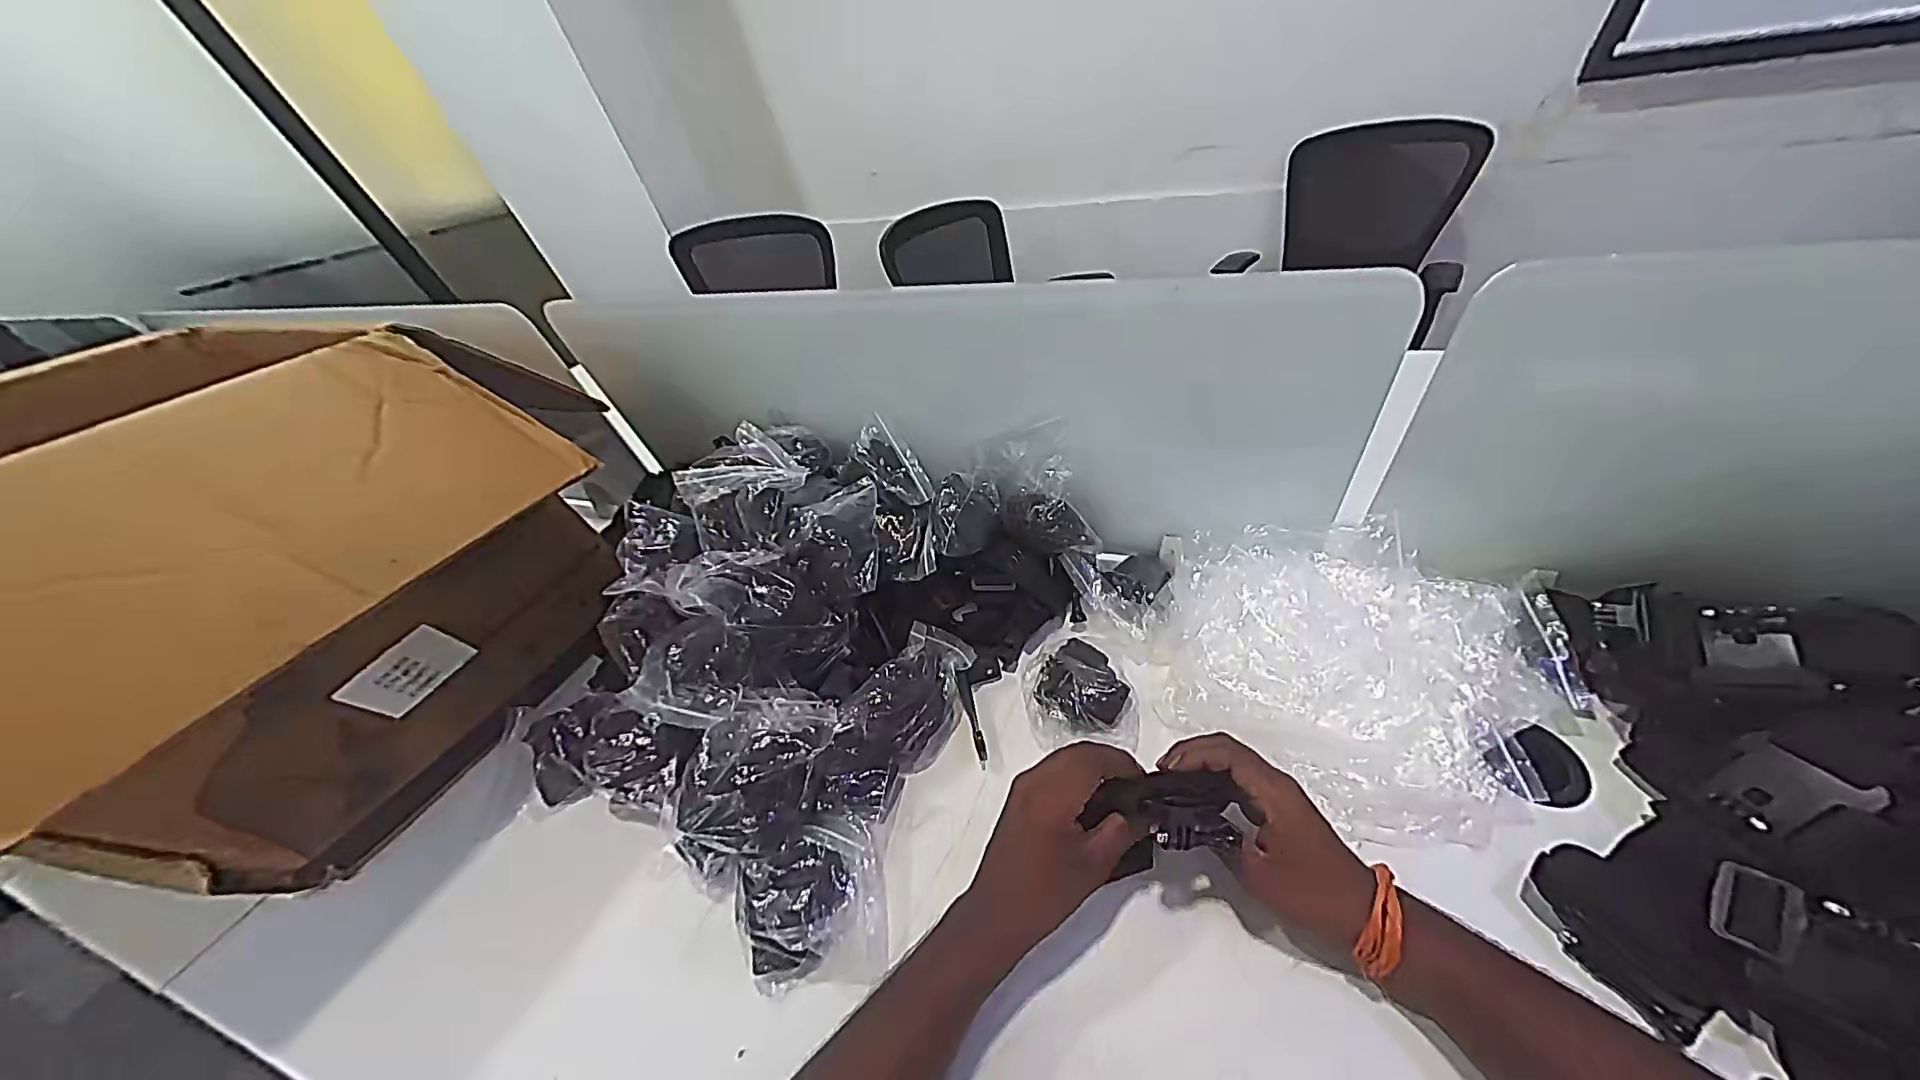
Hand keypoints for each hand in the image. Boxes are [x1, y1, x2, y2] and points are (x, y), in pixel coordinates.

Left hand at [958, 742, 1146, 951]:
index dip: (1124, 764)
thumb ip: (1124, 830)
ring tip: (1118, 798)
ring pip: (1066, 759)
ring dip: (1093, 769)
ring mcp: (1023, 787)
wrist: (998, 913)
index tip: (1142, 782)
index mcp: (1051, 793)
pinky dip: (1076, 777)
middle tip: (1134, 790)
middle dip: (1111, 764)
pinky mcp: (1019, 797)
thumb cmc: (1040, 895)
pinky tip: (1092, 805)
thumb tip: (1143, 814)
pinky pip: (1053, 772)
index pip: (1094, 757)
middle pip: (1079, 753)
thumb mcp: (1094, 863)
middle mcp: (1033, 782)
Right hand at [1159, 733, 1374, 951]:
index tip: (1166, 770)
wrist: (1359, 914)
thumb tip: (1193, 825)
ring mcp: (1279, 796)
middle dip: (1191, 754)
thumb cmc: (1312, 893)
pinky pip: (1240, 783)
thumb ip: (1220, 840)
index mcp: (1272, 791)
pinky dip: (1214, 783)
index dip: (1191, 754)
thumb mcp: (1256, 871)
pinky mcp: (1278, 810)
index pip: (1226, 752)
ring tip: (1173, 784)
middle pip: (1227, 750)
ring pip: (1233, 765)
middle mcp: (1276, 785)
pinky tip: (1196, 801)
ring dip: (1201, 766)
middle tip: (1163, 773)